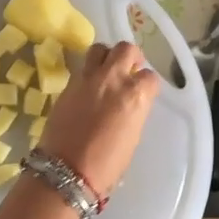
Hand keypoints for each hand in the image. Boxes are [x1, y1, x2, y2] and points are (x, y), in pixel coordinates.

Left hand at [35, 42, 158, 194]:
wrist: (68, 169)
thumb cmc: (107, 164)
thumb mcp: (132, 137)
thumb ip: (134, 112)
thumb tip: (129, 105)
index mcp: (135, 95)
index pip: (150, 77)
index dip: (148, 84)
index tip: (145, 91)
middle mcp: (113, 79)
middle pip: (126, 49)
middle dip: (131, 57)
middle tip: (128, 69)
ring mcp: (89, 78)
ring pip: (100, 49)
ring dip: (106, 56)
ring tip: (106, 71)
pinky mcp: (69, 83)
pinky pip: (82, 66)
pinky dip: (89, 71)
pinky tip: (89, 86)